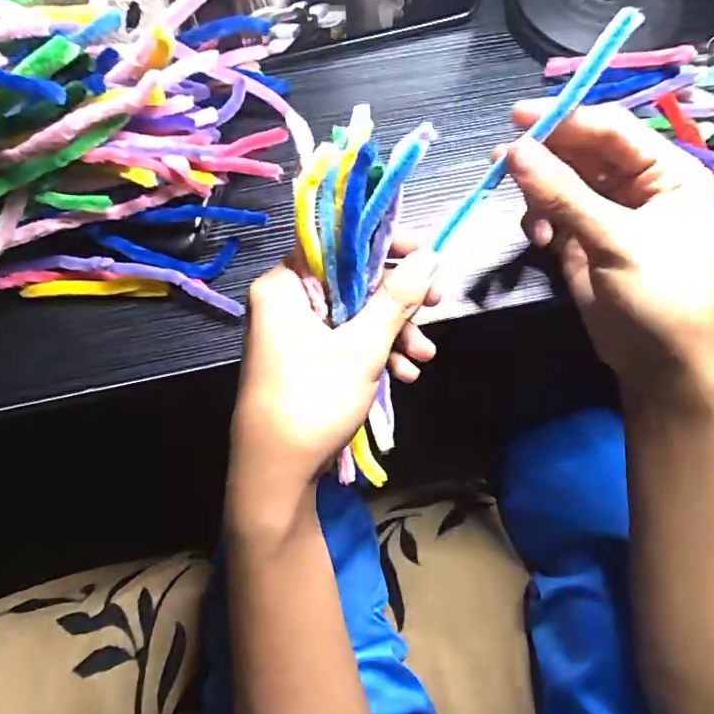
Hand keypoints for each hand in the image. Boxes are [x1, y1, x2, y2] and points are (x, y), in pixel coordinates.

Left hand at [227, 241, 441, 537]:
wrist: (277, 472)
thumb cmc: (313, 400)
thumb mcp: (363, 348)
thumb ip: (396, 299)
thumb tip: (430, 257)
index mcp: (286, 285)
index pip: (337, 242)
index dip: (385, 243)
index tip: (425, 254)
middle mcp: (287, 301)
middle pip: (352, 280)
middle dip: (397, 300)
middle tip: (436, 305)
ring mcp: (296, 331)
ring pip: (355, 314)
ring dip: (393, 333)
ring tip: (423, 357)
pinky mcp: (307, 358)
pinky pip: (346, 340)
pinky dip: (375, 353)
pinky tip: (405, 373)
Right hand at [507, 103, 713, 397]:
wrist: (661, 365)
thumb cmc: (658, 298)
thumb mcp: (615, 242)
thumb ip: (563, 195)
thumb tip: (513, 150)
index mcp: (666, 171)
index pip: (611, 128)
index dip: (564, 119)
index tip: (517, 118)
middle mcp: (638, 185)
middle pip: (581, 152)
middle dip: (544, 158)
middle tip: (501, 163)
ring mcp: (608, 213)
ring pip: (561, 182)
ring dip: (538, 194)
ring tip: (530, 220)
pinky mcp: (584, 240)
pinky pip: (553, 213)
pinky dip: (539, 220)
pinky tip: (538, 238)